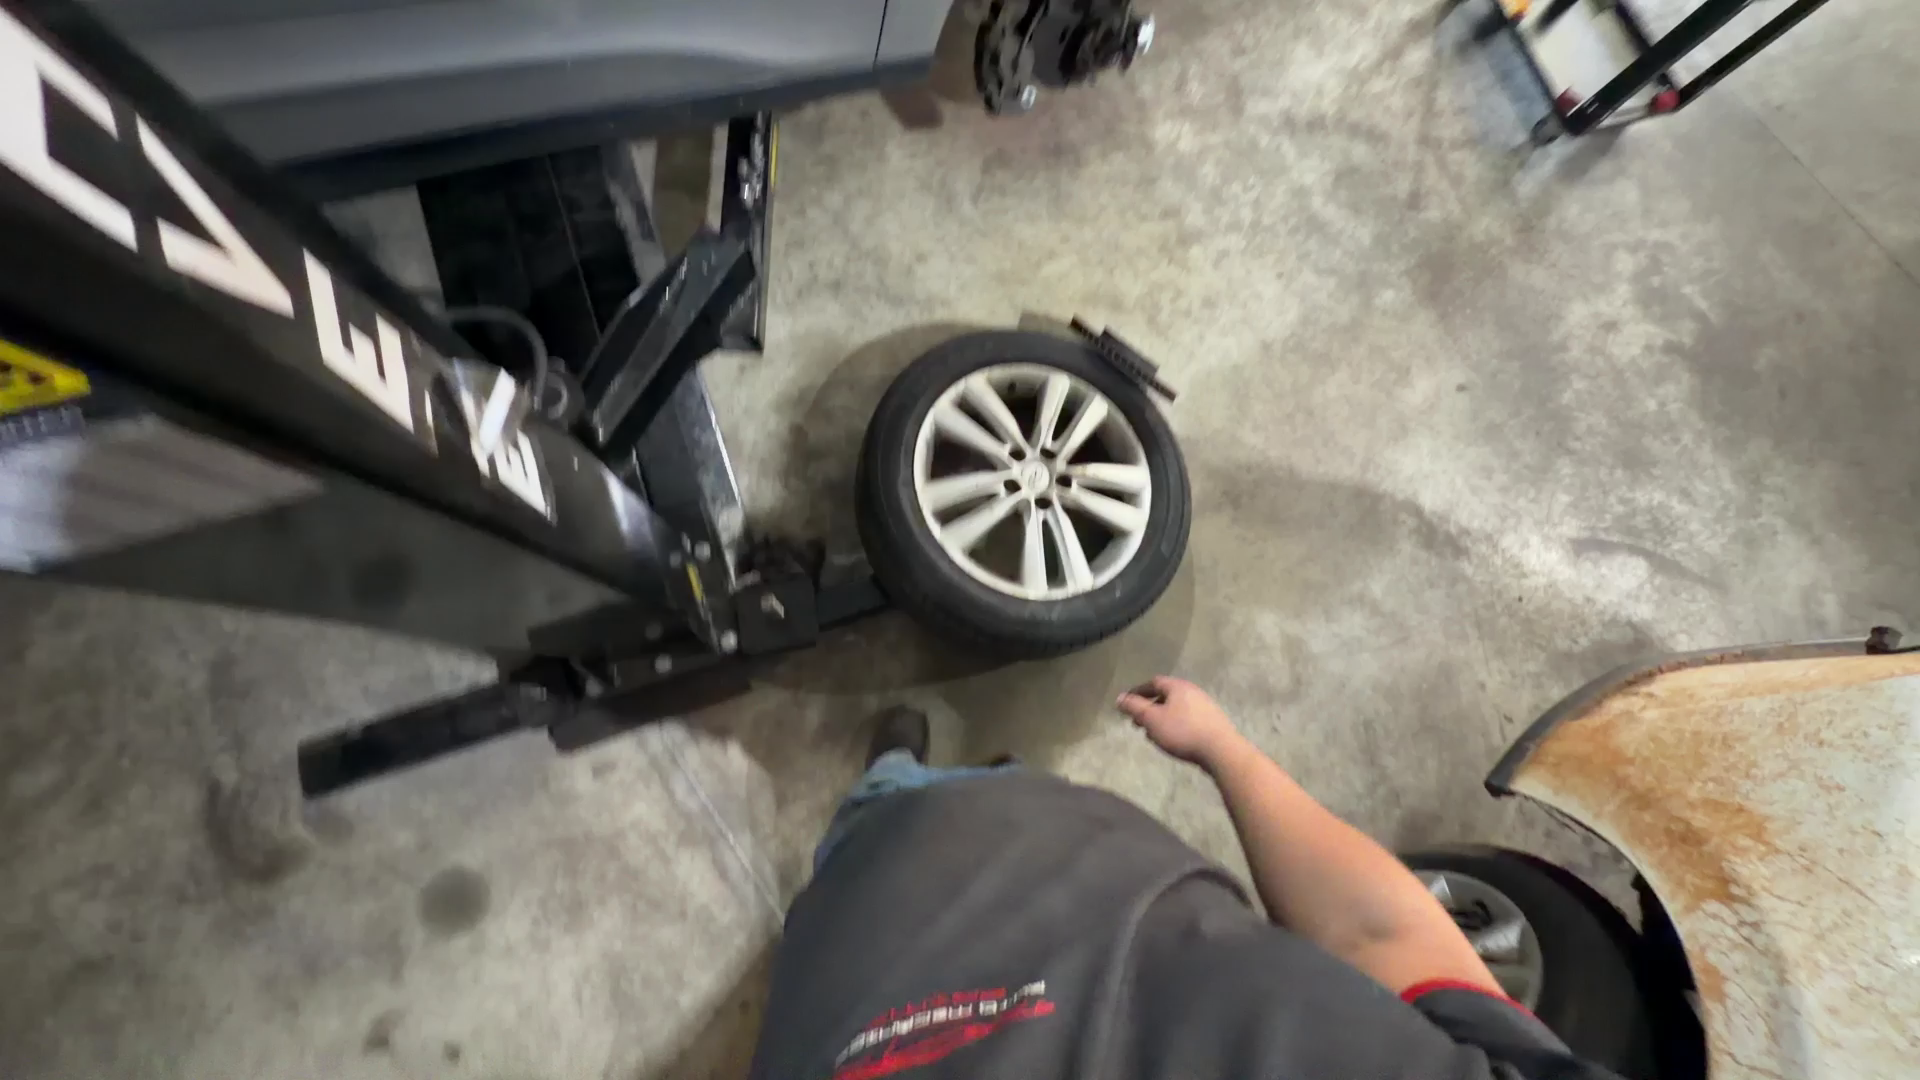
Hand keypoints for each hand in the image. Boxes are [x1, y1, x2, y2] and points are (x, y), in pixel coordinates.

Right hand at [1117, 676, 1244, 767]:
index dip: (1138, 692)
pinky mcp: (1213, 722)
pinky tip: (1172, 740)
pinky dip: (1175, 725)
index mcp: (1177, 686)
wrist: (1221, 751)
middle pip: (1165, 696)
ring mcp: (1205, 706)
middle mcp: (1192, 691)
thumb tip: (1119, 697)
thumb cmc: (1182, 732)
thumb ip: (1134, 707)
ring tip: (1152, 734)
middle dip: (1149, 708)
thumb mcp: (1152, 719)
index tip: (1127, 704)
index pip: (1153, 682)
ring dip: (1161, 718)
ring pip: (1176, 709)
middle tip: (1138, 722)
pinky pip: (1187, 719)